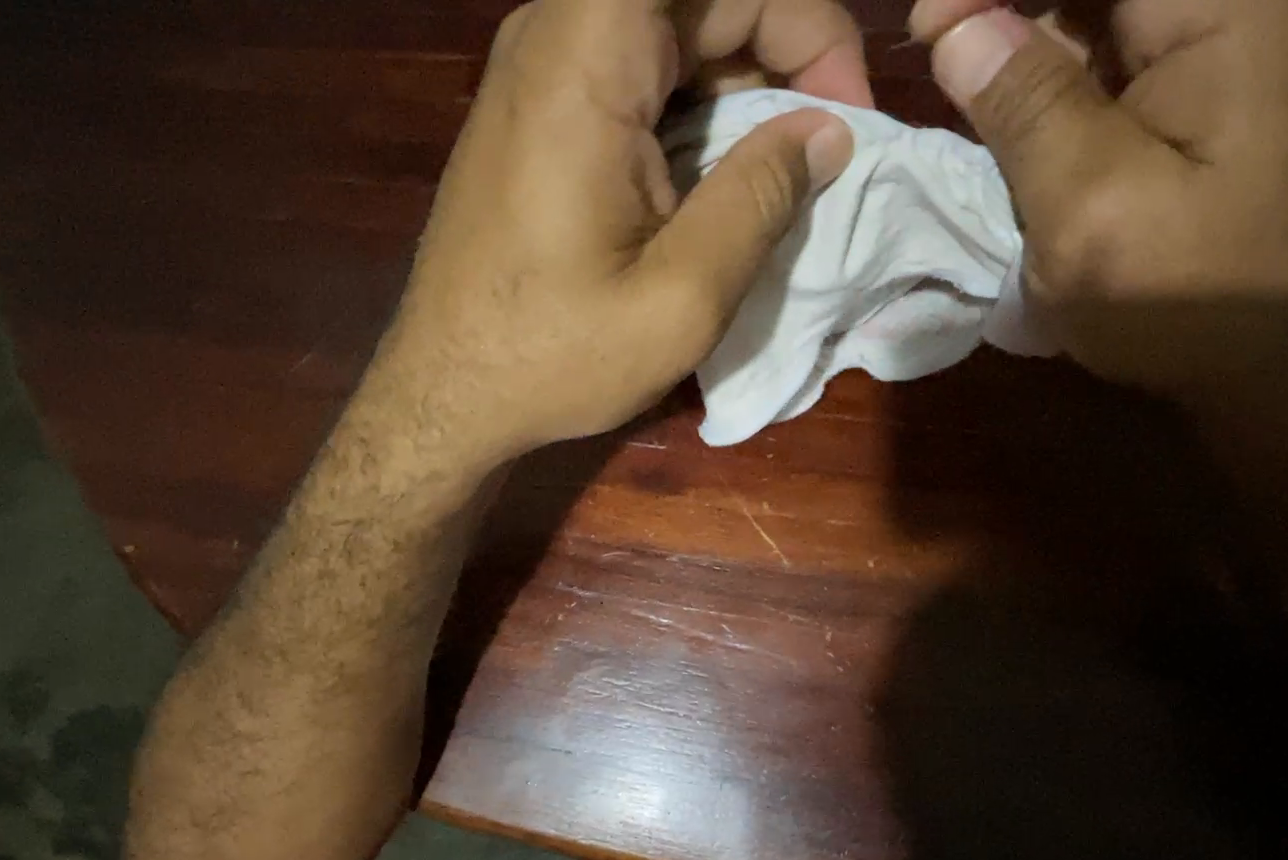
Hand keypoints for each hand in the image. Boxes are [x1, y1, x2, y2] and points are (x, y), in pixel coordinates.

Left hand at [367, 0, 863, 471]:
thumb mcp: (680, 297)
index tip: (840, 107)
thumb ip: (762, 199)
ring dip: (745, 87)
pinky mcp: (542, 115)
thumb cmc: (552, 356)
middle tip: (830, 143)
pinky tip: (723, 180)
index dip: (799, 17)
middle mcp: (557, 38)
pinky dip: (698, 114)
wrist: (448, 394)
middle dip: (785, 50)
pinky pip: (641, 79)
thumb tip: (829, 132)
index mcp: (585, 59)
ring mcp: (542, 73)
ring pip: (675, 34)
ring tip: (783, 173)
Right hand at [909, 0, 1287, 389]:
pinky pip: (1109, 52)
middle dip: (1005, 5)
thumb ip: (1026, 106)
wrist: (1270, 363)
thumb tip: (958, 27)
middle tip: (932, 42)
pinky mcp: (1195, 94)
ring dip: (1023, 32)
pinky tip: (1006, 98)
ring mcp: (1217, 49)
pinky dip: (1049, 69)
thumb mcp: (1088, 203)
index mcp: (1222, 8)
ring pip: (1098, 11)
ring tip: (957, 68)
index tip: (926, 23)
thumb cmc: (1184, 293)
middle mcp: (1230, 7)